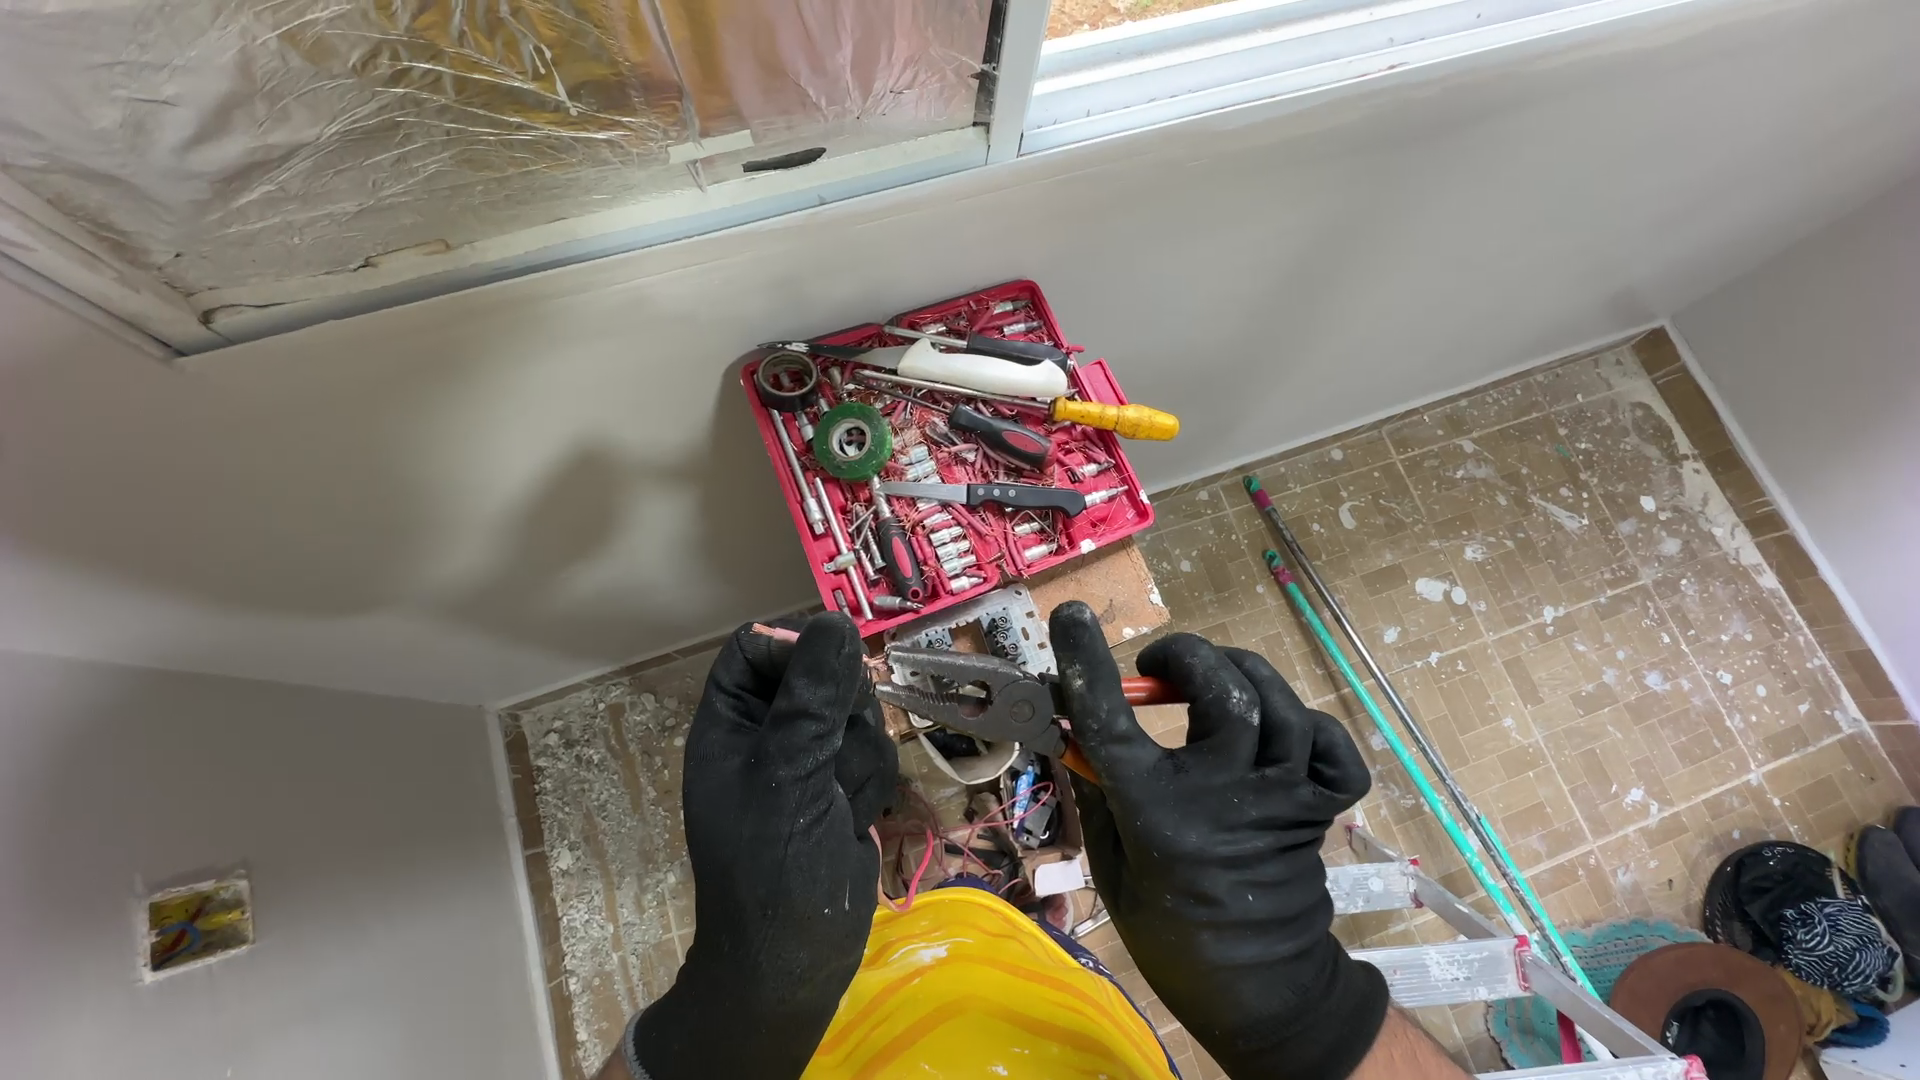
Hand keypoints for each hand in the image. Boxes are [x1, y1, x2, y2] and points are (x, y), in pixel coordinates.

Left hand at [621, 614, 897, 1079]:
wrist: (798, 960)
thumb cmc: (771, 867)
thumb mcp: (787, 774)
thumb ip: (812, 697)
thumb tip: (836, 621)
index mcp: (731, 720)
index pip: (757, 646)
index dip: (793, 648)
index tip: (828, 672)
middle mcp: (769, 729)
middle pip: (822, 673)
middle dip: (841, 714)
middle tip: (831, 757)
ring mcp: (809, 757)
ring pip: (857, 713)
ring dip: (859, 757)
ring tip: (838, 802)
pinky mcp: (843, 782)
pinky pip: (874, 749)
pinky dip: (872, 782)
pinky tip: (854, 817)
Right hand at [1051, 602, 1388, 1079]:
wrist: (1257, 987)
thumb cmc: (1165, 929)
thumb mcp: (1110, 860)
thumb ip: (1098, 786)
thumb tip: (1077, 720)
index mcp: (1157, 814)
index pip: (1111, 720)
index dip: (1087, 661)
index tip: (1071, 616)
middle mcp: (1223, 797)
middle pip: (1221, 692)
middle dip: (1184, 655)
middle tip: (1157, 663)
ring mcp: (1282, 800)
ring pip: (1278, 704)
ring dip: (1239, 673)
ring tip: (1211, 679)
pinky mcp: (1321, 809)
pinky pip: (1330, 746)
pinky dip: (1307, 723)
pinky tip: (1278, 728)